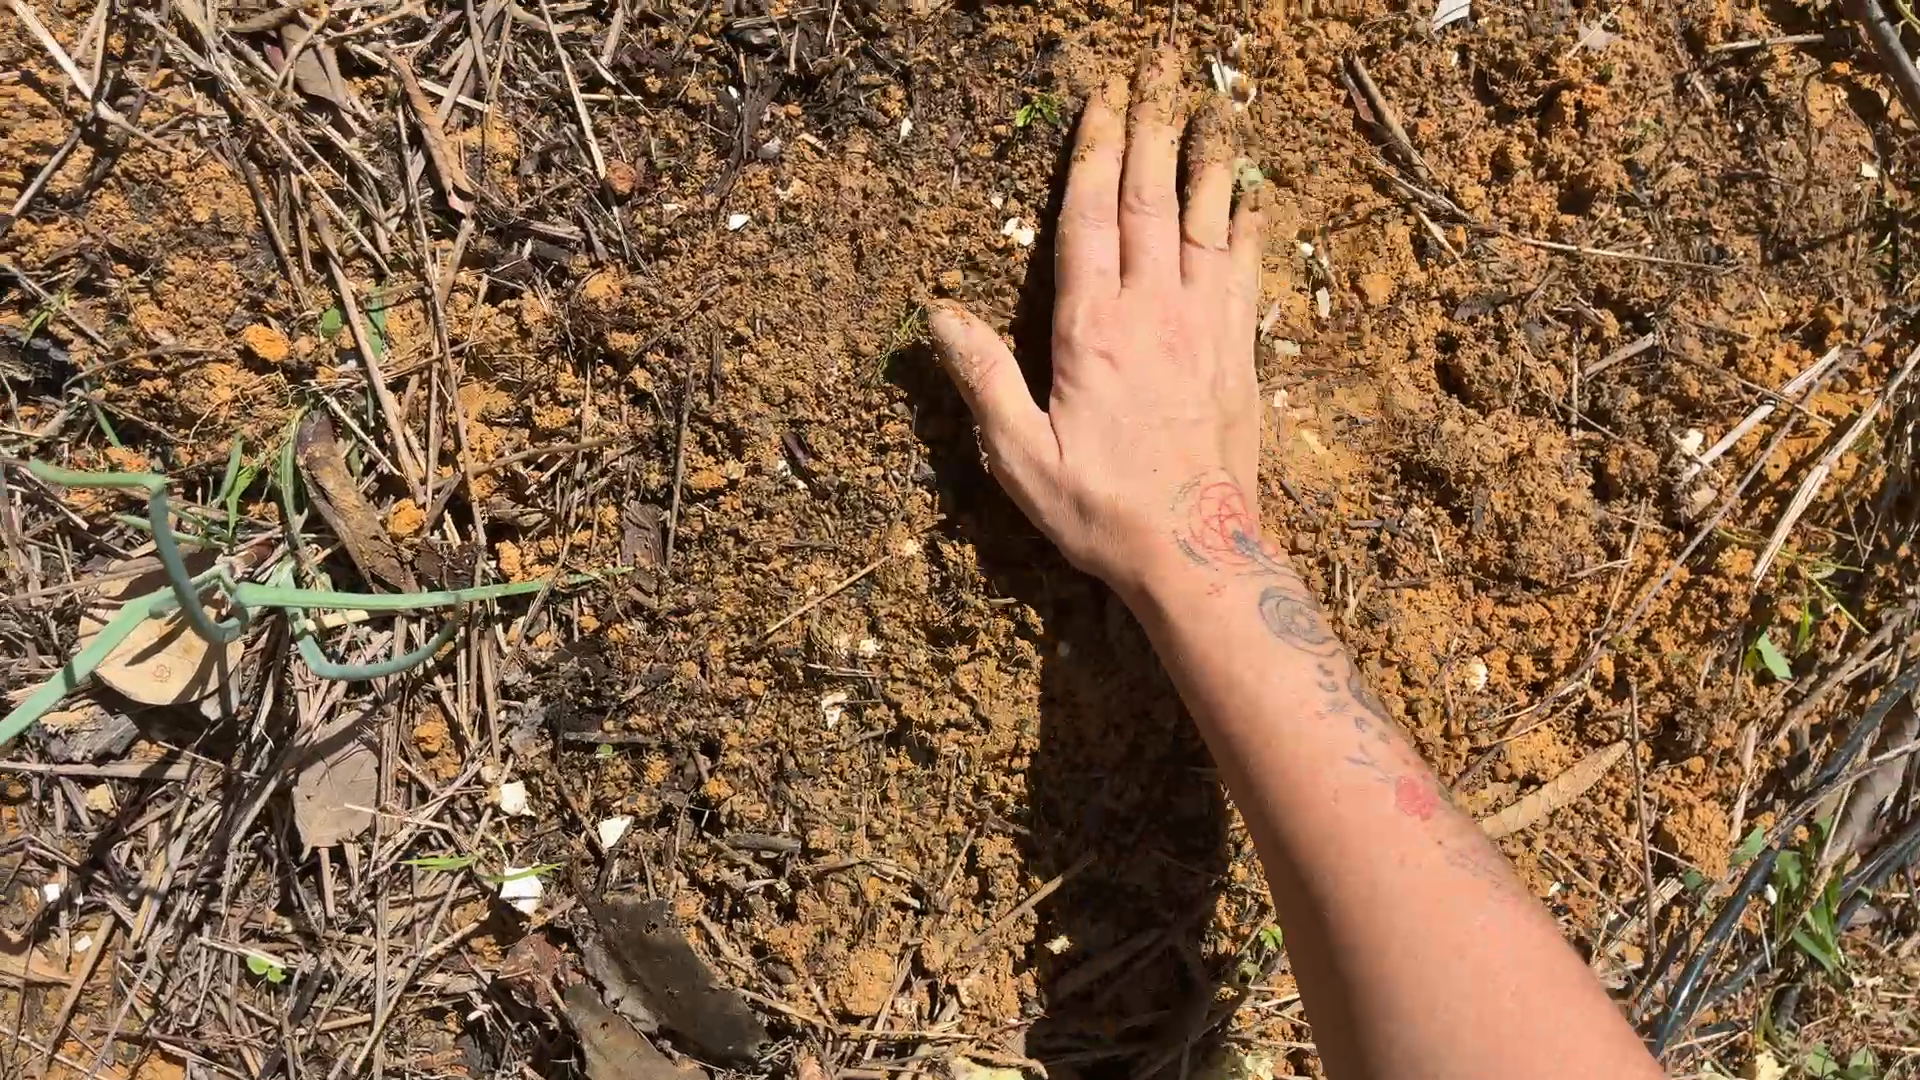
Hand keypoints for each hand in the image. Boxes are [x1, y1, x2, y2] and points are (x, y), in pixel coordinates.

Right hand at [929, 47, 1268, 591]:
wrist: (1194, 553)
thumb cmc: (1100, 511)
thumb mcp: (1021, 457)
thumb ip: (983, 380)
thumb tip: (938, 313)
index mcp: (1091, 333)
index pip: (1089, 220)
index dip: (1094, 152)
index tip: (1102, 96)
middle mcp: (1152, 314)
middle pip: (1149, 202)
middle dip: (1151, 127)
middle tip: (1161, 63)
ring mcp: (1204, 331)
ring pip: (1206, 224)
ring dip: (1205, 160)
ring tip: (1211, 103)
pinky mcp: (1240, 357)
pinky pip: (1248, 275)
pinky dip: (1251, 228)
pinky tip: (1255, 196)